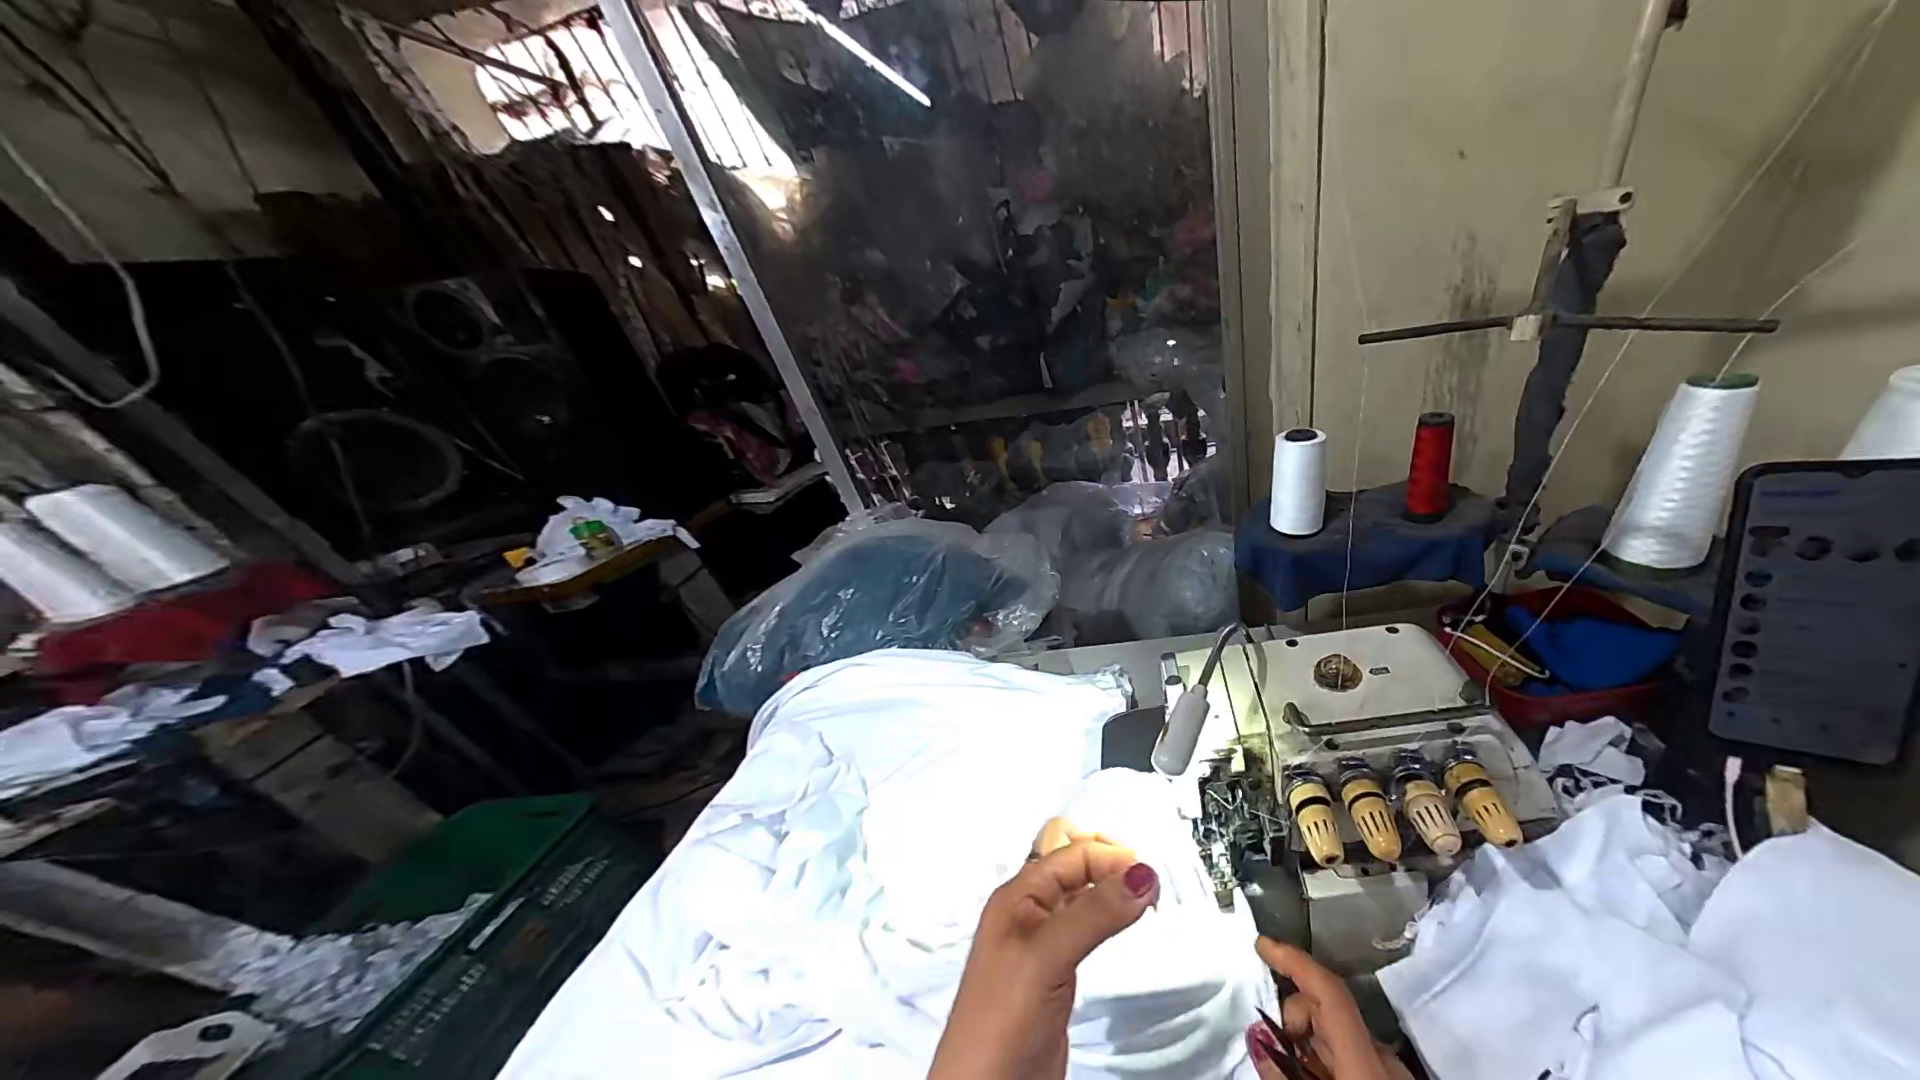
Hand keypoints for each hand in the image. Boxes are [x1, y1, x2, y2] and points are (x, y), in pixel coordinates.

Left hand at [929, 820, 1159, 1079]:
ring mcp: (1041, 943)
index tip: (1149, 872)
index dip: (1109, 856)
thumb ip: (1093, 913)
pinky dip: (1105, 919)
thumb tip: (1140, 874)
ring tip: (1144, 897)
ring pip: (1080, 898)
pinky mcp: (1054, 972)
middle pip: (1074, 869)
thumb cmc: (1000, 1018)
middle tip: (1150, 882)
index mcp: (1017, 895)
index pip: (1070, 855)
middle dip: (1110, 866)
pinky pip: (1083, 928)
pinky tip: (1120, 924)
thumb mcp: (1048, 954)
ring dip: (1110, 890)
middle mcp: (1027, 912)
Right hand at [1251, 937, 1411, 1079]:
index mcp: (1367, 1058)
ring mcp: (1394, 1070)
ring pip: (1340, 1032)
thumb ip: (1283, 1070)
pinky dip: (1326, 1053)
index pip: (1329, 991)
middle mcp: (1384, 1056)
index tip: (1263, 943)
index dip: (1294, 961)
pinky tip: (1312, 1072)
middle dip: (1294, 1012)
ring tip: (1290, 1063)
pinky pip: (1353, 1053)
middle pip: (1330, 1008)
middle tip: (1271, 1041)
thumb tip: (1258, 1036)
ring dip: (1308, 1036)